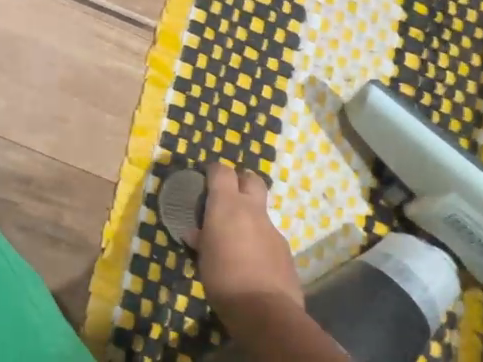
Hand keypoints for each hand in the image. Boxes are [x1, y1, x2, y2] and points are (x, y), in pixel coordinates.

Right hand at [193, 163, 301, 312]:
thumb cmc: (223, 276)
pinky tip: (252, 261)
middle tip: (229, 193)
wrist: (266, 311)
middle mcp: (253, 211)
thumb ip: (201, 238)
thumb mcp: (202, 256)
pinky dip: (260, 241)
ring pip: (262, 212)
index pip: (222, 171)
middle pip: (252, 179)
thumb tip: (195, 233)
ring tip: (238, 238)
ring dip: (251, 217)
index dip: (214, 172)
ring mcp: (273, 231)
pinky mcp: (286, 252)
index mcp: (227, 205)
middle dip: (242, 181)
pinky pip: (270, 237)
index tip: (206, 180)